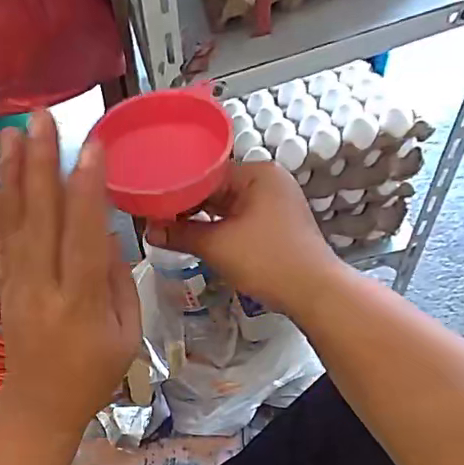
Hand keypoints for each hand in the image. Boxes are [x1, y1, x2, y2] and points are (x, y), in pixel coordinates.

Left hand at [0, 113, 140, 433]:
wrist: (41, 407)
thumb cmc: (94, 374)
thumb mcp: (126, 334)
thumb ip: (118, 282)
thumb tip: (108, 235)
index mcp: (81, 302)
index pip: (85, 236)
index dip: (88, 190)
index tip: (91, 146)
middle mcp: (44, 287)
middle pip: (41, 218)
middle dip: (42, 165)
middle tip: (42, 119)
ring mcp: (17, 286)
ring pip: (14, 224)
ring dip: (12, 176)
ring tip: (11, 133)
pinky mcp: (2, 289)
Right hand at [145, 161, 353, 313]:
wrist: (314, 292)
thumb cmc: (267, 261)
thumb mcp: (218, 246)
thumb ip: (181, 235)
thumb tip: (149, 232)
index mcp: (257, 173)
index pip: (206, 172)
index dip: (176, 188)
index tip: (151, 203)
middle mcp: (269, 181)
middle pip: (217, 188)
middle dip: (188, 205)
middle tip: (155, 219)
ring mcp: (276, 204)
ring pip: (228, 207)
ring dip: (203, 220)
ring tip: (170, 230)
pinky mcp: (278, 226)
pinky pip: (240, 220)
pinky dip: (221, 229)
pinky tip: (200, 239)